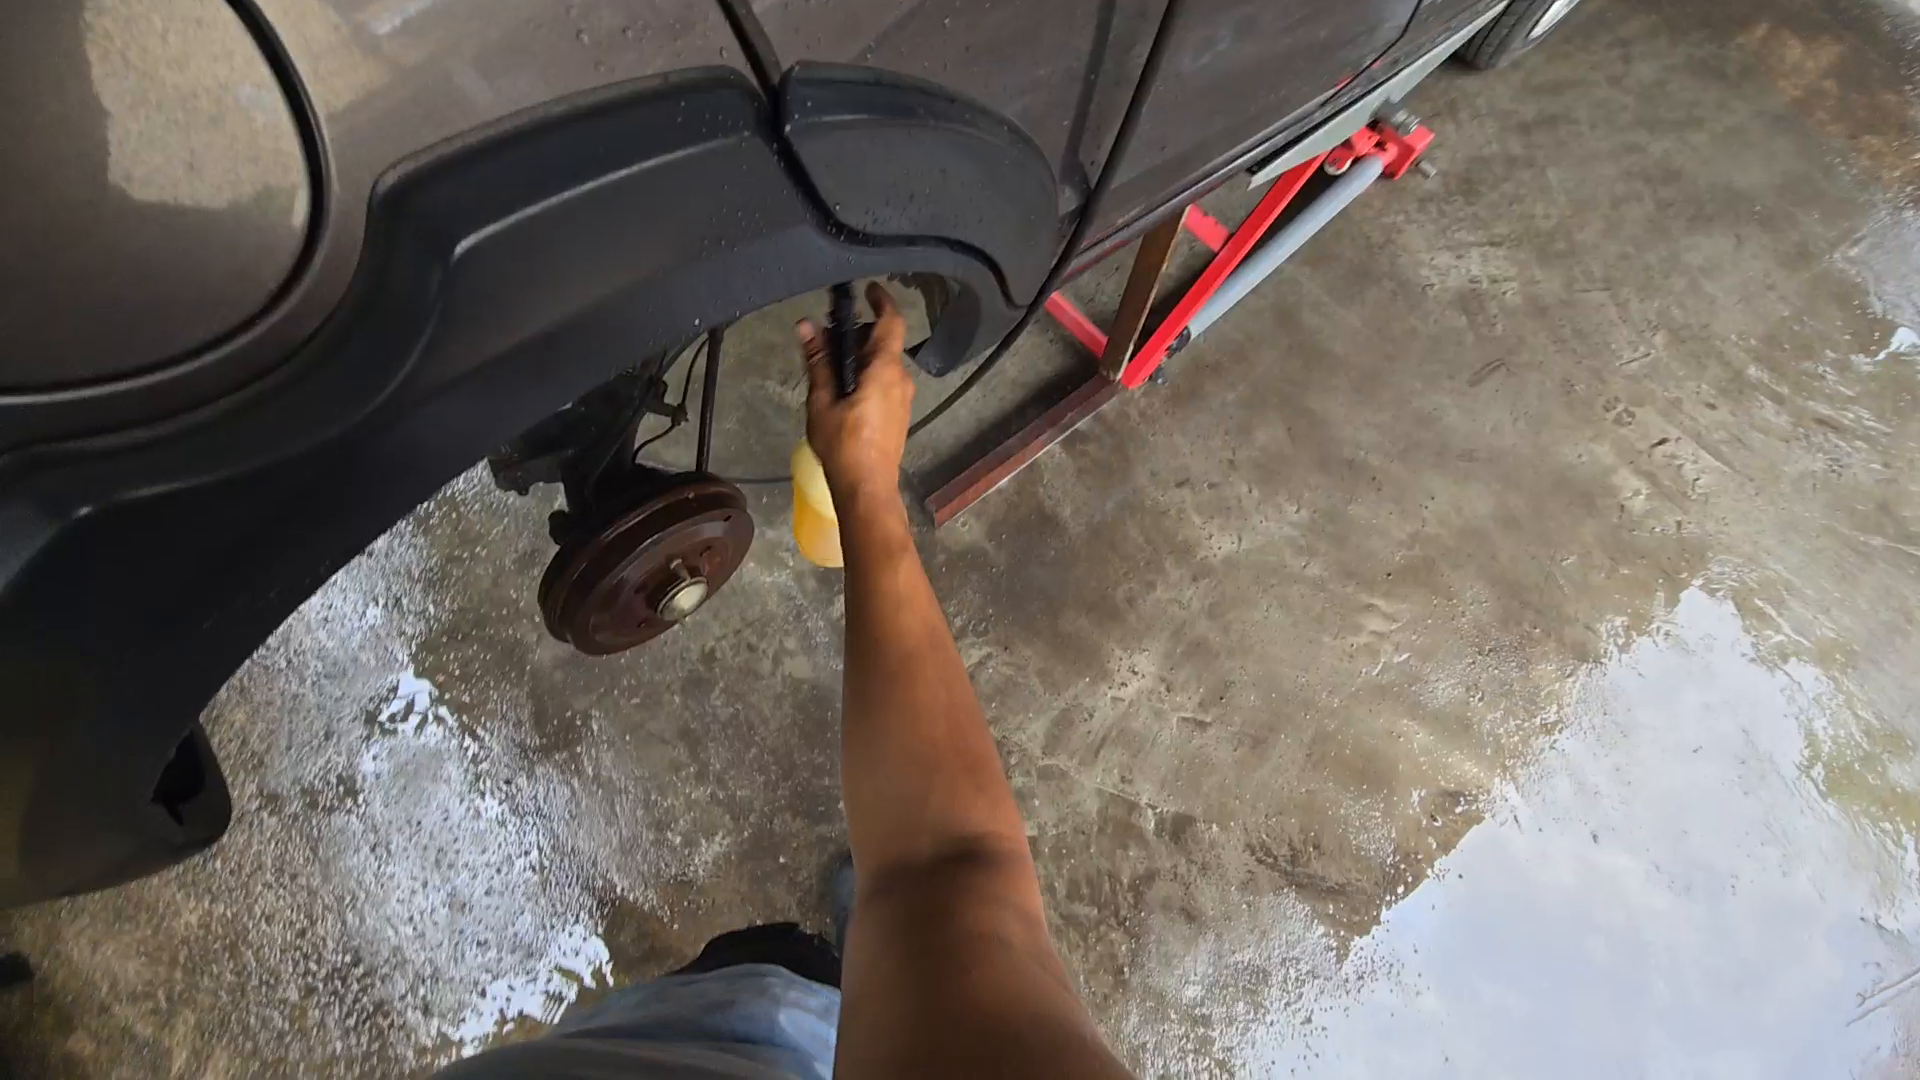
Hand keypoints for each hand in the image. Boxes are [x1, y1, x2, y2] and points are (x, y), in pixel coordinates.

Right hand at [797, 282, 914, 504]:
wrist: (867, 488)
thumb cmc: (843, 445)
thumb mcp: (823, 401)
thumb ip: (818, 362)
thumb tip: (807, 326)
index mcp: (885, 370)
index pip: (892, 322)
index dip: (882, 301)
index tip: (867, 290)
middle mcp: (901, 380)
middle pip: (884, 343)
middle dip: (857, 334)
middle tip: (827, 338)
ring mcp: (904, 399)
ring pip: (884, 364)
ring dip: (860, 357)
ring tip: (829, 368)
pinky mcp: (900, 415)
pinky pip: (885, 383)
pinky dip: (867, 375)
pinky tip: (844, 391)